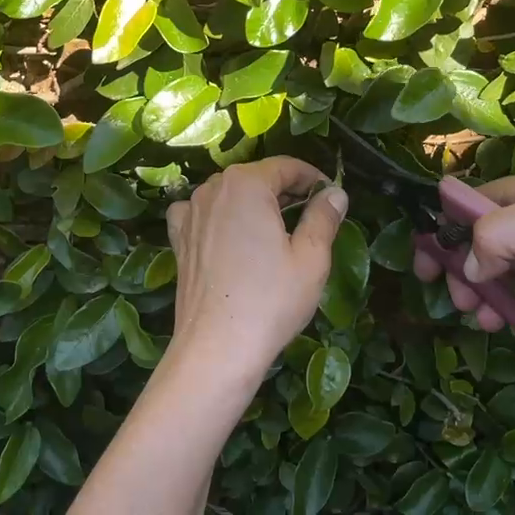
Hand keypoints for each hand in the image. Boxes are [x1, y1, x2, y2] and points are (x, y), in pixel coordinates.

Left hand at [165, 157, 348, 375]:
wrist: (217, 347)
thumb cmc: (270, 300)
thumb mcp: (310, 258)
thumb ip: (323, 217)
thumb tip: (335, 192)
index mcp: (247, 184)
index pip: (286, 166)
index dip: (313, 178)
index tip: (330, 196)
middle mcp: (214, 187)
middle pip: (257, 177)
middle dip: (285, 191)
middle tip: (311, 217)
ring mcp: (191, 211)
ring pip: (230, 194)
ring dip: (254, 204)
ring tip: (277, 231)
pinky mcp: (178, 237)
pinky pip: (201, 212)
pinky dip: (218, 216)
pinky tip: (229, 236)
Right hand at [414, 177, 514, 330]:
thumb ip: (499, 237)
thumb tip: (464, 267)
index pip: (460, 205)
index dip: (437, 232)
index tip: (423, 266)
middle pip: (475, 242)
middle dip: (461, 272)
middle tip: (459, 304)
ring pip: (501, 271)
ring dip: (488, 296)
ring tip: (487, 323)